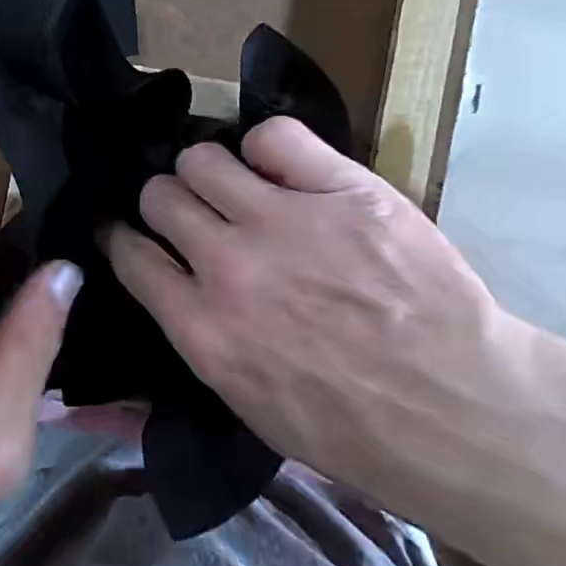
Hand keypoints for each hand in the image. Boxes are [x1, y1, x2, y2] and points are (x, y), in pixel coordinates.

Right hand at [104, 117, 507, 513]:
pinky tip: (283, 166)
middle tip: (192, 208)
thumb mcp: (253, 416)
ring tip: (236, 184)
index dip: (123, 236)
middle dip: (167, 199)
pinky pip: (275, 136)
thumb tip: (110, 394)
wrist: (456, 407)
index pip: (132, 256)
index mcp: (204, 330)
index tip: (128, 230)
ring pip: (206, 158)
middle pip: (163, 195)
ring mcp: (285, 220)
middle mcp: (230, 265)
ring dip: (210, 169)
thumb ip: (189, 368)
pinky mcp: (341, 187)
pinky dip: (268, 145)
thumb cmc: (356, 429)